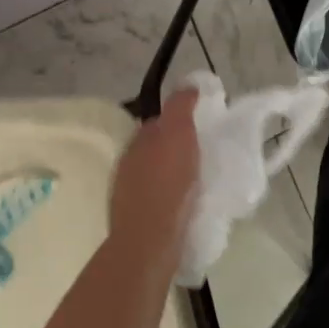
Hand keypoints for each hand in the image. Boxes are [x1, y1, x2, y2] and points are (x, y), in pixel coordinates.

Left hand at [44, 88, 202, 327]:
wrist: (149, 242)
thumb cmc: (167, 182)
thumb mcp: (179, 133)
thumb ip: (180, 106)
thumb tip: (187, 85)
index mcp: (138, 141)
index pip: (158, 121)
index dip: (180, 120)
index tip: (201, 126)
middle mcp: (127, 164)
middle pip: (155, 147)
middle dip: (174, 147)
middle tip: (202, 152)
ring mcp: (126, 194)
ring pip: (154, 174)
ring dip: (171, 173)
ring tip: (197, 179)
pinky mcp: (134, 221)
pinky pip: (156, 198)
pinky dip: (169, 196)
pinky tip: (185, 202)